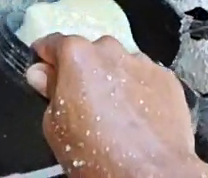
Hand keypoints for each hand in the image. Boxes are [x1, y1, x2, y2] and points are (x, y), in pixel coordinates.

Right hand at [25, 34, 207, 177]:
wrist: (152, 175)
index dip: (46, 59)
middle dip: (85, 73)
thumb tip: (41, 74)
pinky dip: (140, 92)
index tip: (44, 71)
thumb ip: (48, 91)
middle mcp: (109, 48)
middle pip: (89, 53)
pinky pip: (145, 78)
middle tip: (85, 104)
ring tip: (117, 115)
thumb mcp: (55, 127)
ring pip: (119, 64)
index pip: (52, 43)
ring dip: (114, 81)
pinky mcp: (166, 78)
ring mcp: (141, 61)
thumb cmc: (97, 155)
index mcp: (77, 55)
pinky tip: (139, 119)